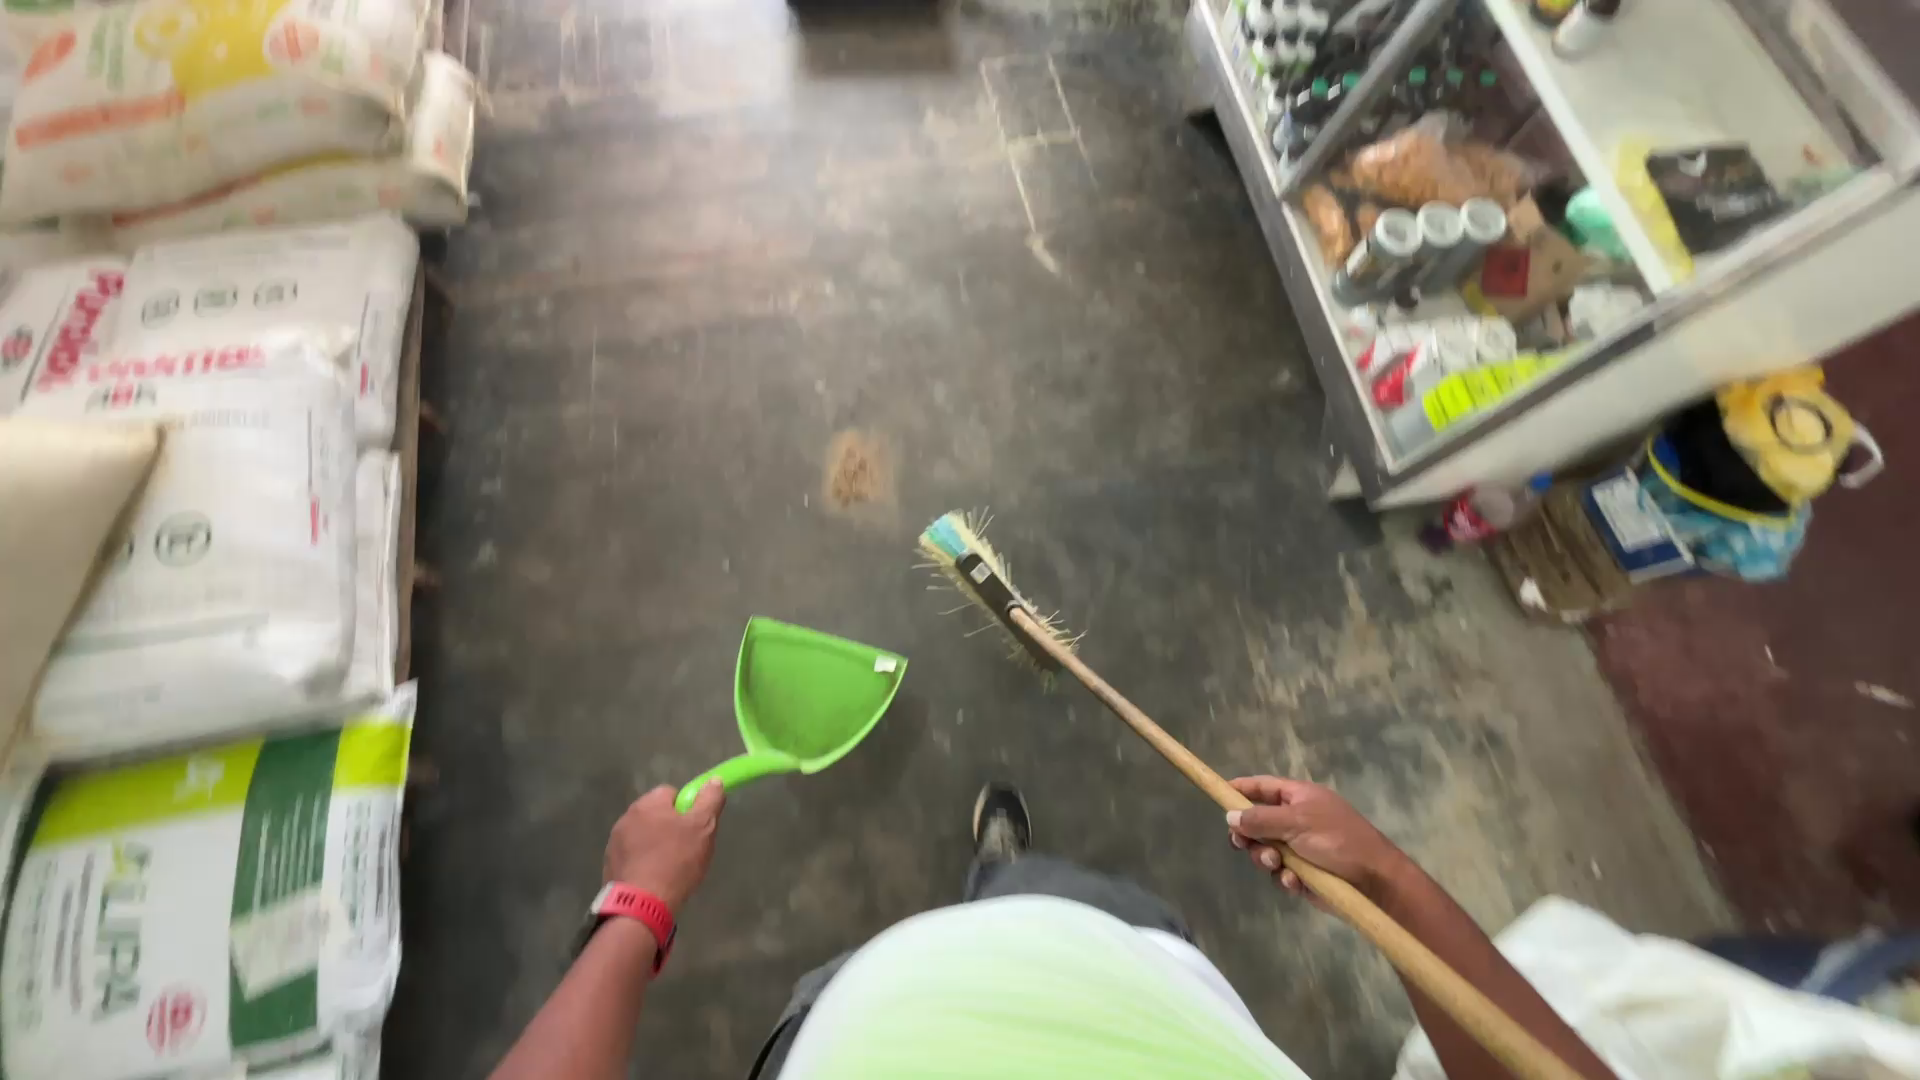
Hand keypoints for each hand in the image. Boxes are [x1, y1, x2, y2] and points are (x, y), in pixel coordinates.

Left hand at [604, 782, 724, 911]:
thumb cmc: (676, 860)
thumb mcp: (703, 827)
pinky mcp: (609, 865)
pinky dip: (643, 862)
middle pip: (657, 814)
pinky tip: (654, 878)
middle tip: (686, 848)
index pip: (672, 793)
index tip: (695, 829)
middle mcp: (626, 817)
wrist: (641, 906)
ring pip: (644, 835)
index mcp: (648, 804)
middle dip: (671, 827)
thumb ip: (710, 799)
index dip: (687, 809)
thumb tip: (714, 781)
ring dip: (656, 844)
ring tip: (670, 867)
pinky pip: (633, 855)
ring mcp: (614, 843)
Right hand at [1225, 776, 1409, 904]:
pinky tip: (1296, 882)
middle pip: (1257, 822)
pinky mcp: (1305, 874)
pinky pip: (1281, 874)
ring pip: (1265, 851)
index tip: (1218, 796)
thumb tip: (1229, 816)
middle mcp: (1296, 820)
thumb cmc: (1337, 840)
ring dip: (1266, 858)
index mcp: (1298, 798)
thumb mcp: (1296, 822)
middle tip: (1242, 843)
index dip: (1239, 789)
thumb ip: (1259, 818)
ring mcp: (1300, 848)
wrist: (1376, 883)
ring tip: (1277, 864)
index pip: (1261, 787)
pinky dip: (1285, 878)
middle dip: (1249, 834)